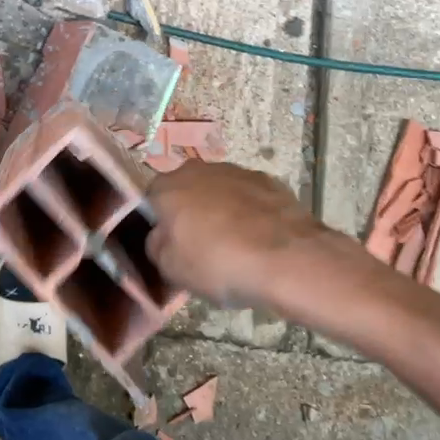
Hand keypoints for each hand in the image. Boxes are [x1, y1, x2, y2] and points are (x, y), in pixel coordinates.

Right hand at [144, 161, 346, 308]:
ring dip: (222, 212)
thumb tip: (160, 238)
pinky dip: (251, 214)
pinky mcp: (268, 180)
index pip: (151, 201)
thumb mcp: (171, 269)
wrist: (287, 258)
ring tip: (237, 248)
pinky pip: (249, 197)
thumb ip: (156, 247)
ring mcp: (234, 171)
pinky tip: (261, 241)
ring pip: (219, 192)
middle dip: (191, 215)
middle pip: (186, 192)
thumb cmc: (218, 263)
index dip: (160, 225)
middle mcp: (195, 170)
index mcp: (166, 187)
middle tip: (203, 249)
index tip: (172, 248)